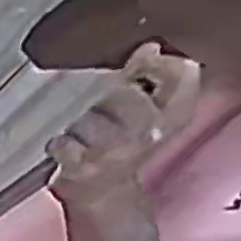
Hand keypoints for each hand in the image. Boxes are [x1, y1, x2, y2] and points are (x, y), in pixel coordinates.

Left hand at [48, 42, 201, 204]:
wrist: (102, 192)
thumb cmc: (121, 146)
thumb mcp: (145, 113)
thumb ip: (147, 78)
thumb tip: (148, 48)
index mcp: (175, 114)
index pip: (181, 74)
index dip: (158, 64)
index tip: (141, 63)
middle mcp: (149, 133)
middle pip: (120, 92)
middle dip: (103, 98)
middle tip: (100, 115)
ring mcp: (115, 151)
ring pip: (86, 117)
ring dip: (78, 124)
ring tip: (84, 137)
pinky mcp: (83, 167)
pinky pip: (63, 141)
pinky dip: (59, 144)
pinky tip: (67, 151)